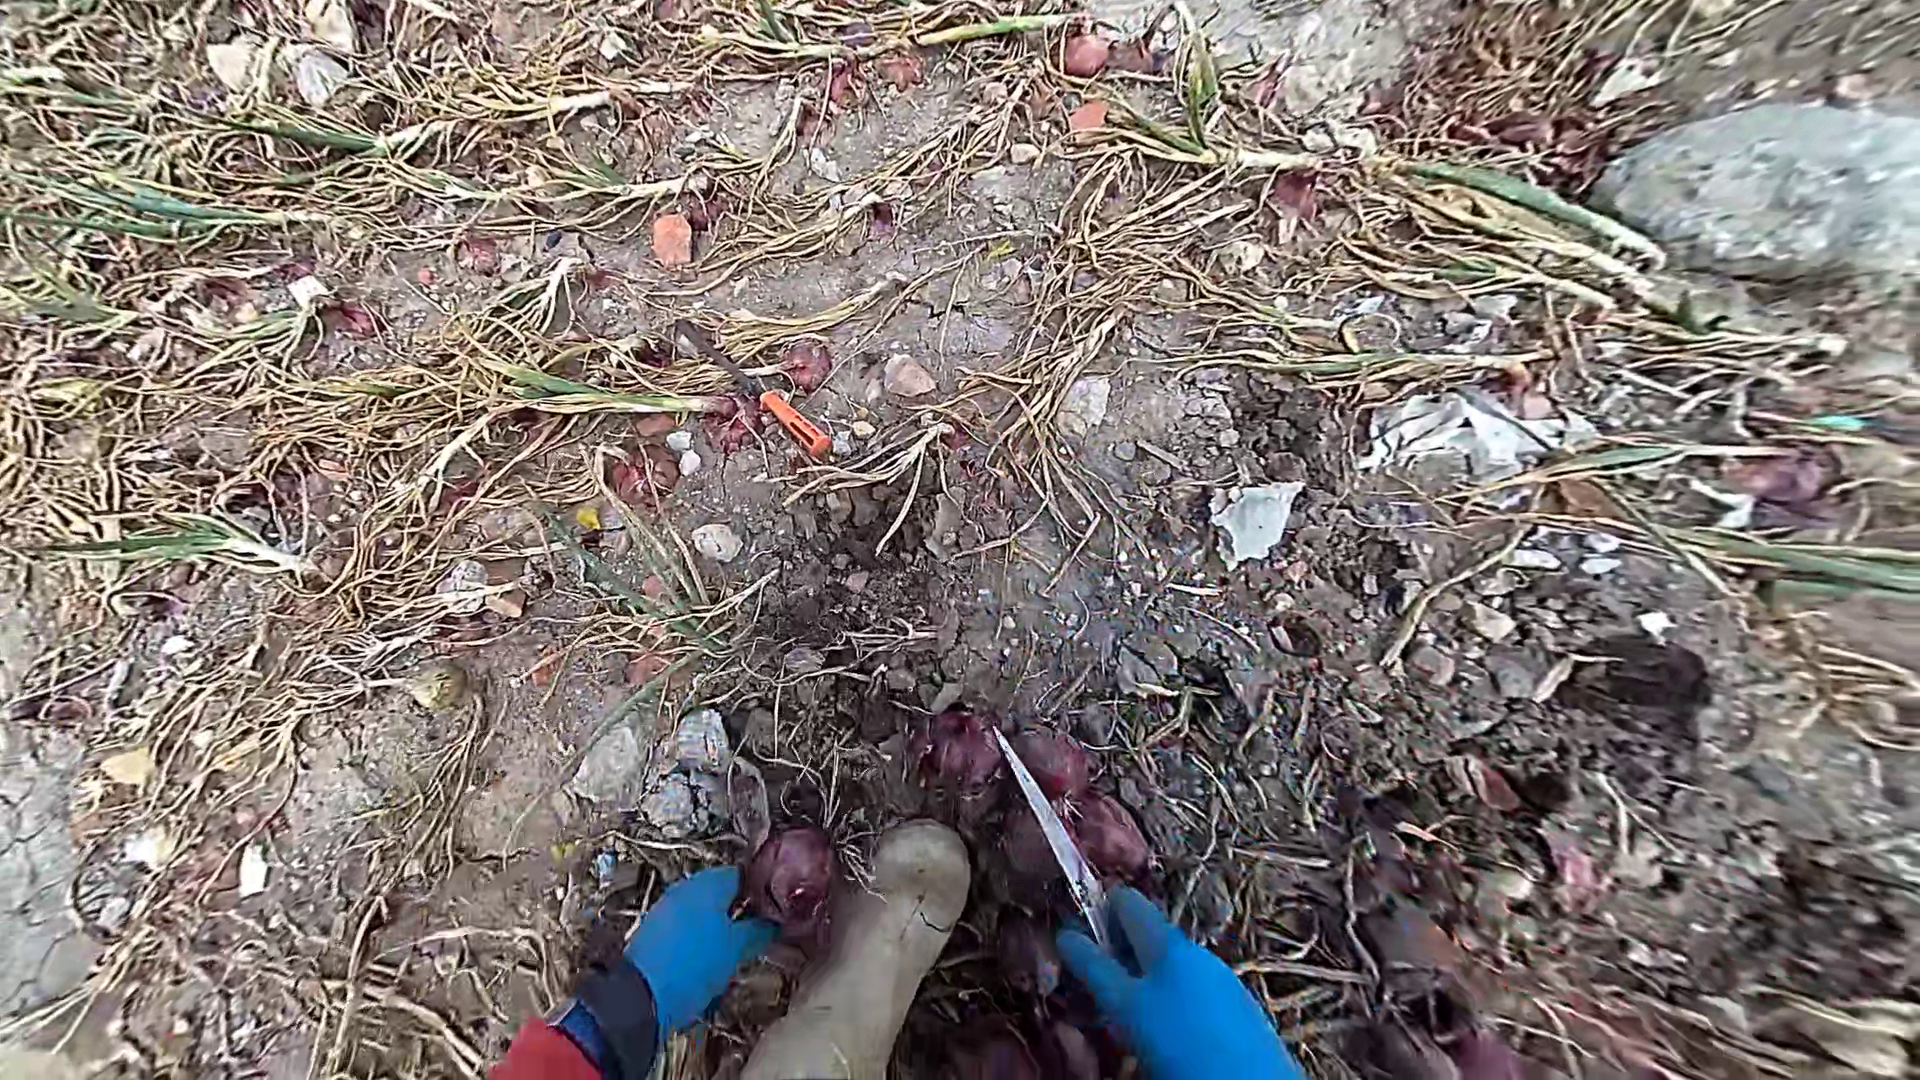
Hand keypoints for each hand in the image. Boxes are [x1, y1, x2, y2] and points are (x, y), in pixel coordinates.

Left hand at [624, 866, 776, 1034]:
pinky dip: (695, 943)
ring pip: (702, 914)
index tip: (770, 913)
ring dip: (716, 931)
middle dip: (737, 915)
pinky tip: (702, 966)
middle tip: (752, 937)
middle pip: (722, 895)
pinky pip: (683, 930)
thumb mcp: (735, 950)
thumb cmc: (692, 966)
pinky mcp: (651, 933)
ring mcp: (666, 908)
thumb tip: (772, 924)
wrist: (637, 1000)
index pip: (744, 875)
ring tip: (727, 957)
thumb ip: (758, 931)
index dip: (760, 893)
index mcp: (710, 882)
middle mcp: (687, 887)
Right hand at [1057, 887, 1303, 1079]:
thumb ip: (1096, 970)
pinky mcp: (1240, 1010)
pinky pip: (1192, 989)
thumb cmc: (1186, 1052)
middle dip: (1117, 951)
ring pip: (1166, 964)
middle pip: (1144, 934)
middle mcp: (1193, 951)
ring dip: (1143, 977)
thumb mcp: (1127, 1011)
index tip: (1076, 940)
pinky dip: (1171, 998)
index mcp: (1167, 943)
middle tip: (1097, 986)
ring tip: (1129, 1016)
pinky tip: (1168, 1035)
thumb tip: (1067, 937)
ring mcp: (1220, 980)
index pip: (1124, 900)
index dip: (1098, 912)